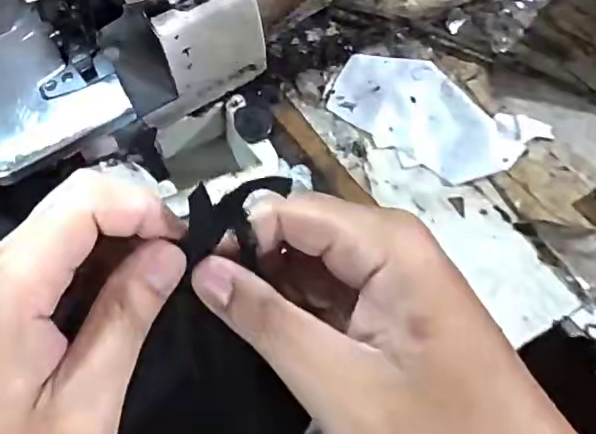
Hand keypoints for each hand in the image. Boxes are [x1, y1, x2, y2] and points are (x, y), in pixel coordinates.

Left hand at [0, 170, 188, 433]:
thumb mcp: (83, 405)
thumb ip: (126, 318)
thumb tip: (170, 252)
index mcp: (16, 277)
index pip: (84, 199)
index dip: (138, 205)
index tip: (185, 238)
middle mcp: (4, 257)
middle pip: (75, 196)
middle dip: (132, 209)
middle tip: (180, 249)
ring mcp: (2, 271)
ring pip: (70, 213)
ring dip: (120, 225)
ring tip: (165, 261)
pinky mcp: (8, 289)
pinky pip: (60, 243)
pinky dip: (101, 246)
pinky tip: (130, 276)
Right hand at [191, 191, 573, 433]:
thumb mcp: (343, 386)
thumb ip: (266, 320)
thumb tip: (202, 268)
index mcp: (385, 240)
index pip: (287, 210)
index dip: (241, 236)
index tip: (201, 274)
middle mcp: (389, 240)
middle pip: (299, 230)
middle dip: (256, 262)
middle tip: (215, 303)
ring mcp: (393, 271)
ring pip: (311, 260)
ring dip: (275, 288)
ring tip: (240, 321)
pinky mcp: (394, 301)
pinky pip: (331, 287)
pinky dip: (301, 308)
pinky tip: (277, 334)